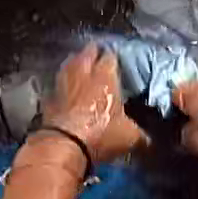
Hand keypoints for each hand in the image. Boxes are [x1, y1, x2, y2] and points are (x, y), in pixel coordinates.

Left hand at [39, 44, 145, 164]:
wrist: (63, 145)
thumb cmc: (101, 134)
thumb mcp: (129, 136)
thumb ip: (140, 134)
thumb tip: (148, 141)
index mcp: (106, 76)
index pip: (110, 56)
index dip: (114, 57)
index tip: (117, 62)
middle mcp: (83, 74)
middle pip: (87, 53)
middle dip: (93, 53)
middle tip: (98, 56)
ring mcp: (63, 84)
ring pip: (69, 64)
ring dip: (75, 64)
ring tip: (81, 67)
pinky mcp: (48, 97)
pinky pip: (57, 84)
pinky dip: (62, 84)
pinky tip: (66, 89)